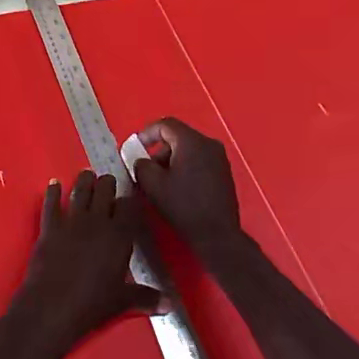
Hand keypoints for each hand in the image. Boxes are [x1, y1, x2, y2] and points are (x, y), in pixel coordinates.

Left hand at [12, 171, 156, 350]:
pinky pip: (51, 203)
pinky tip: (54, 184)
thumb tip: (170, 305)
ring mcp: (71, 222)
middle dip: (108, 183)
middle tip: (108, 182)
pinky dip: (52, 192)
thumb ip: (147, 297)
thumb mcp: (123, 300)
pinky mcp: (49, 227)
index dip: (128, 198)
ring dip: (84, 181)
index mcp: (120, 235)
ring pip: (80, 190)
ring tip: (87, 175)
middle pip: (105, 189)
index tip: (128, 197)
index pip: (128, 205)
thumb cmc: (93, 304)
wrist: (53, 307)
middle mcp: (97, 221)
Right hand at [130, 118, 242, 246]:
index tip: (135, 149)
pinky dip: (184, 167)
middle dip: (158, 151)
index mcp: (192, 142)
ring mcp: (219, 158)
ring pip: (188, 149)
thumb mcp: (153, 185)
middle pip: (177, 137)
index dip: (146, 133)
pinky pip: (199, 160)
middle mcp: (209, 144)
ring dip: (170, 160)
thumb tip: (142, 161)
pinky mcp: (224, 172)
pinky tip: (177, 188)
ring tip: (160, 182)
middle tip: (146, 170)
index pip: (165, 124)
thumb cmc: (183, 206)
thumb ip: (141, 165)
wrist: (216, 234)